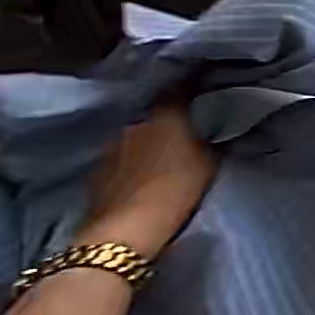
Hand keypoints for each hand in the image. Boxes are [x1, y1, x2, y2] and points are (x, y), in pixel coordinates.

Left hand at [72, 103, 215, 257]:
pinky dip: (132, 161)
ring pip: (137, 135)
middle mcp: (137, 121)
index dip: (191, 86)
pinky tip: (140, 177)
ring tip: (162, 157)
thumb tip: (216, 133)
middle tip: (184, 132)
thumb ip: (212, 143)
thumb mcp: (209, 165)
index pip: (180, 89)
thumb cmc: (176, 189)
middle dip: (169, 119)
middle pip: (156, 113)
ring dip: (149, 141)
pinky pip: (121, 156)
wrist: (127, 228)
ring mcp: (113, 144)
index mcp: (167, 115)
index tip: (202, 88)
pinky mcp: (99, 168)